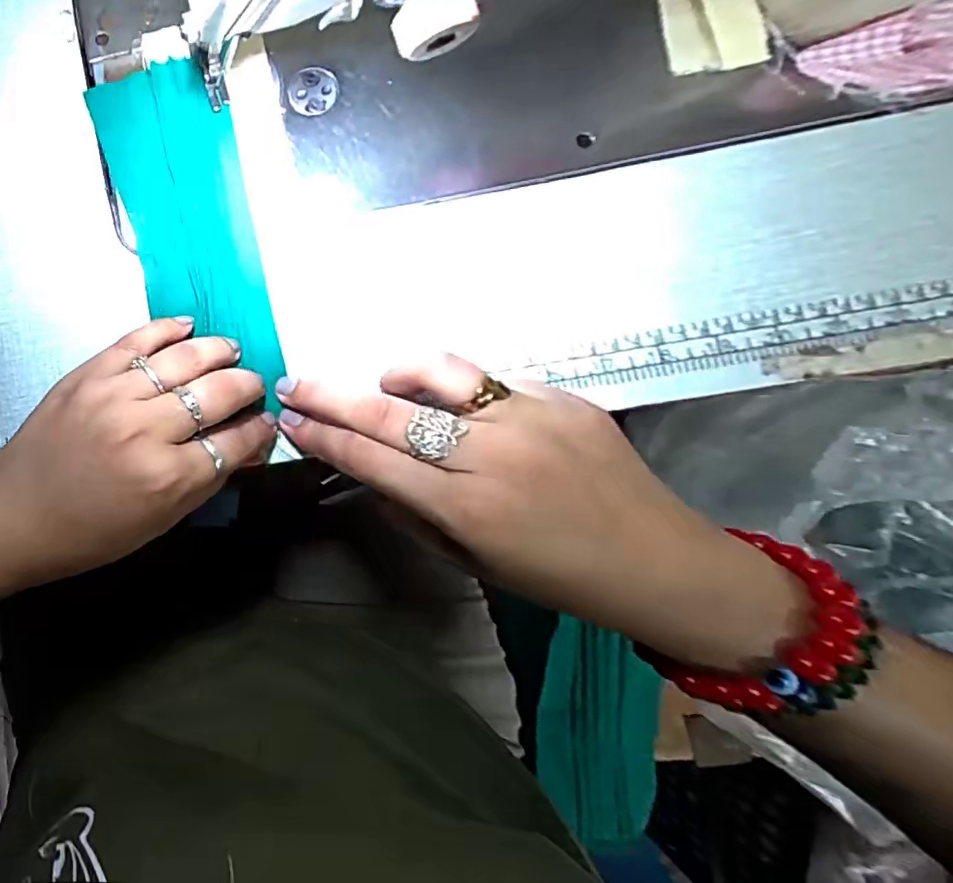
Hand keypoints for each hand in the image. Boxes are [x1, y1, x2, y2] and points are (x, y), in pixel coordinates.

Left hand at [0, 317, 276, 603]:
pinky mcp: (88, 374)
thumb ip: (205, 481)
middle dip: (248, 386)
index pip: (235, 442)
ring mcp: (115, 395)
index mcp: (167, 478)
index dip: (259, 429)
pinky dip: (167, 329)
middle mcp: (147, 430)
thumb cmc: (88, 533)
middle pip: (219, 393)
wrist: (13, 515)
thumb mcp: (156, 522)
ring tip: (233, 350)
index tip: (267, 421)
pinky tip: (188, 326)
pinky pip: (137, 341)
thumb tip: (245, 446)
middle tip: (255, 384)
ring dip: (218, 351)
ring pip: (185, 359)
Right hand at [275, 355, 806, 670]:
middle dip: (331, 397)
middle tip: (293, 382)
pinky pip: (488, 380)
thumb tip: (368, 471)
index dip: (324, 438)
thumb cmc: (557, 578)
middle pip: (389, 414)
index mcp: (465, 509)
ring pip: (438, 374)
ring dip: (396, 374)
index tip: (290, 421)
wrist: (661, 562)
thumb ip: (412, 515)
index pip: (372, 460)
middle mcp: (490, 455)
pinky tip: (458, 406)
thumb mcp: (472, 561)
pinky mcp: (559, 396)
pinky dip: (457, 388)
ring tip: (382, 383)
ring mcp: (527, 417)